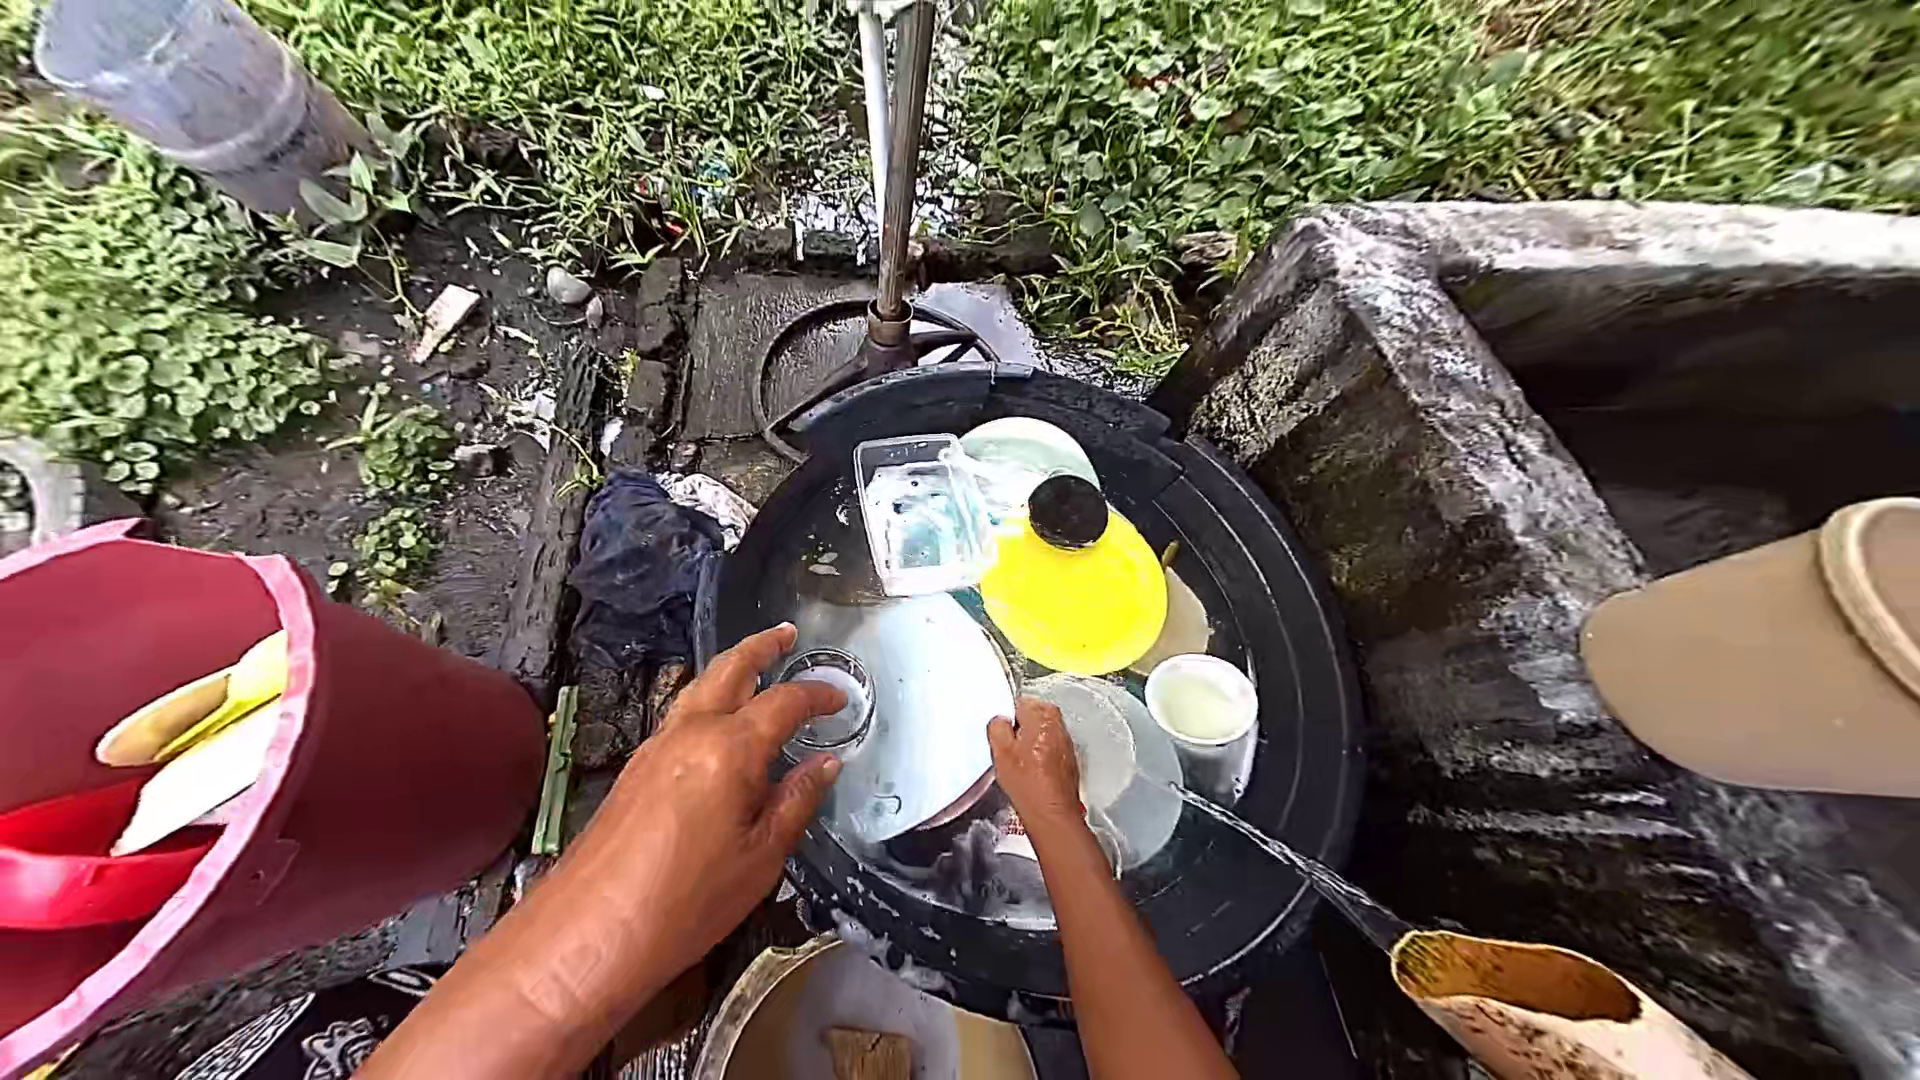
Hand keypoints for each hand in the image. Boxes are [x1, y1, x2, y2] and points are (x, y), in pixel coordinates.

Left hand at [355, 625, 846, 1079]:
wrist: (581, 942)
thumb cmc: (686, 904)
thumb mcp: (760, 859)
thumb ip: (797, 800)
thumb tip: (827, 762)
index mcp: (730, 749)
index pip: (785, 702)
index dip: (817, 695)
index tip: (841, 697)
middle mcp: (692, 732)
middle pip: (730, 669)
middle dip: (762, 646)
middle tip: (788, 633)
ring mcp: (657, 746)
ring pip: (700, 686)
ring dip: (732, 666)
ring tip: (757, 660)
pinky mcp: (636, 767)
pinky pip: (682, 712)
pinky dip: (710, 696)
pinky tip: (720, 717)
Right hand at [987, 697, 1083, 830]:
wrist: (1052, 814)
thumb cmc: (1027, 784)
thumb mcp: (1000, 753)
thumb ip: (997, 728)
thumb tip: (1001, 719)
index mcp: (1041, 719)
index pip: (1021, 701)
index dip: (1008, 715)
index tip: (1003, 730)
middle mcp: (1058, 726)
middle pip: (1036, 711)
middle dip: (1023, 722)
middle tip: (1010, 743)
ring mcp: (1066, 742)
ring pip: (1045, 727)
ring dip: (1034, 735)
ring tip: (1021, 756)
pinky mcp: (1070, 757)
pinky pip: (1052, 742)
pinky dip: (1043, 748)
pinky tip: (1033, 766)